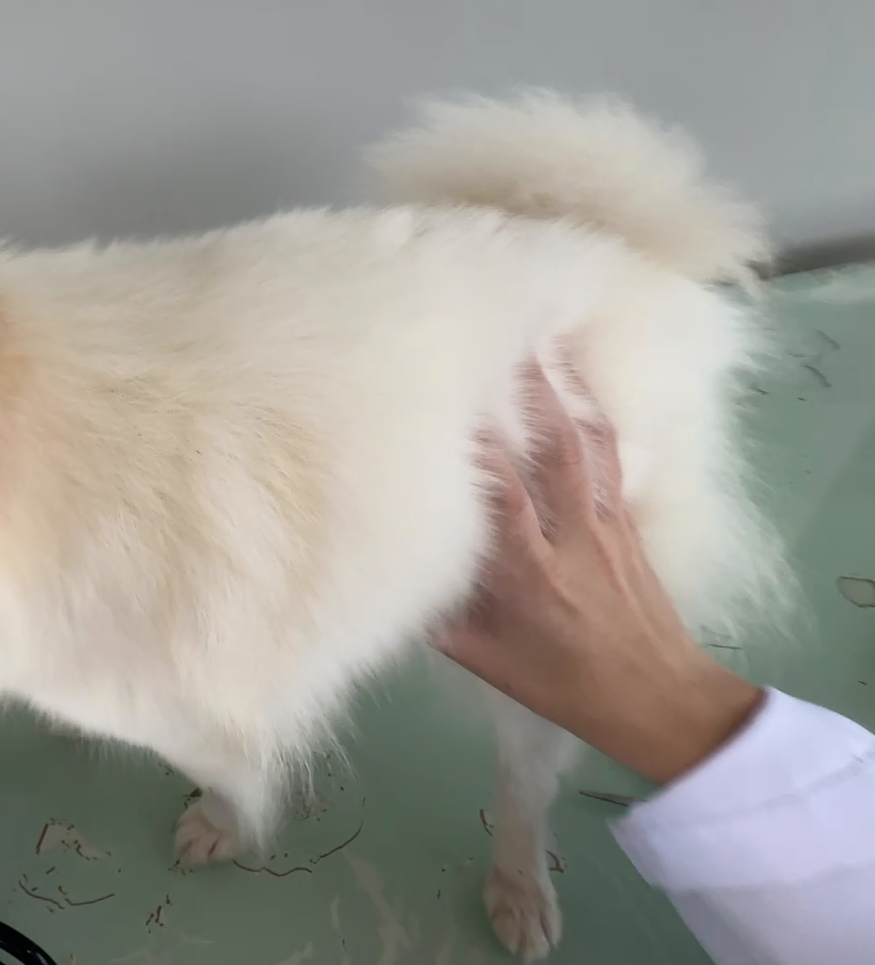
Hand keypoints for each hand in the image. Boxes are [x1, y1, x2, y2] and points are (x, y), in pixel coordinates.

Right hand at [435, 362, 763, 785]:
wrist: (663, 702)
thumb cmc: (556, 680)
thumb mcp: (475, 655)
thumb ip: (431, 603)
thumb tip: (379, 557)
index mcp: (529, 572)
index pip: (502, 493)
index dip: (475, 444)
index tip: (441, 402)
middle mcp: (573, 537)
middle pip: (553, 450)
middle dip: (526, 392)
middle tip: (497, 340)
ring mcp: (608, 525)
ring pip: (587, 445)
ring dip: (560, 392)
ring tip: (535, 345)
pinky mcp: (628, 522)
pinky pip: (608, 459)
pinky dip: (589, 417)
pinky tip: (573, 389)